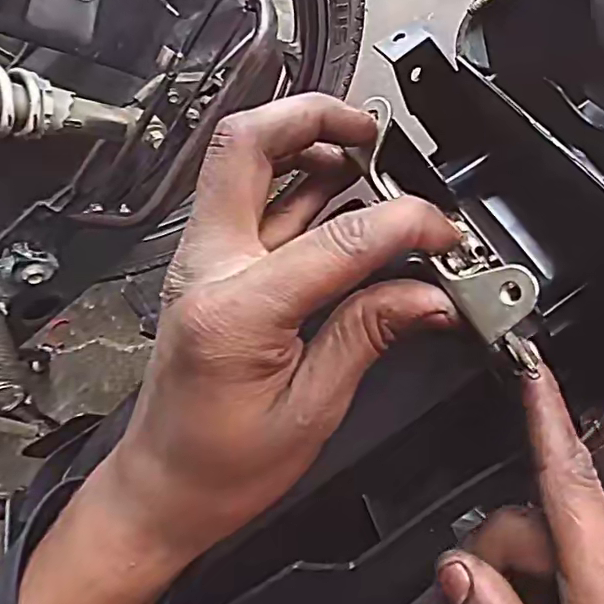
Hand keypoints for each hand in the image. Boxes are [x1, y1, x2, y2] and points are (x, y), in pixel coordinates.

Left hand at [20, 94, 459, 603]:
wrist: (162, 487)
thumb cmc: (221, 466)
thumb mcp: (312, 408)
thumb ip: (370, 334)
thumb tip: (430, 296)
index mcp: (235, 311)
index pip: (339, 239)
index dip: (405, 226)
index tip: (441, 233)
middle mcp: (208, 267)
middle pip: (247, 144)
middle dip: (316, 117)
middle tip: (373, 130)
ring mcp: (204, 260)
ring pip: (246, 160)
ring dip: (309, 142)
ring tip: (368, 160)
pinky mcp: (213, 265)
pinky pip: (256, 197)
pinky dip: (301, 179)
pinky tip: (340, 195)